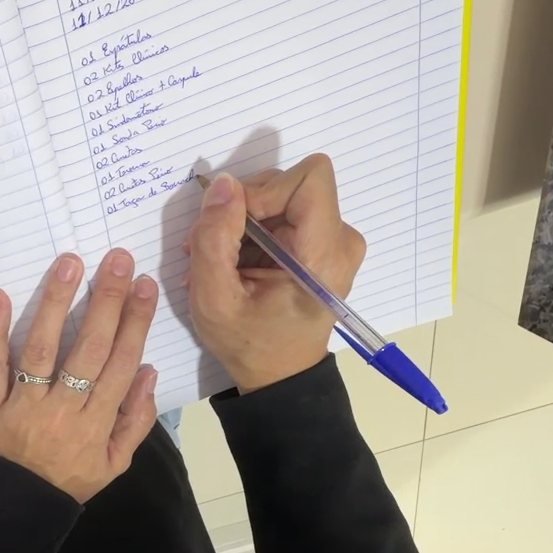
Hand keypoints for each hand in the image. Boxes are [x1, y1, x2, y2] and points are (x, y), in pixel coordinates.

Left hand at [0, 249, 159, 502]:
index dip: (136, 323)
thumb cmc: (66, 481)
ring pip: (42, 350)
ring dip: (57, 304)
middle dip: (107, 302)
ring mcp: (24, 405)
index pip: (121, 364)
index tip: (145, 285)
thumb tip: (150, 373)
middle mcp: (63, 410)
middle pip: (89, 350)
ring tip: (70, 264)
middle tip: (118, 259)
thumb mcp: (114, 465)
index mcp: (96, 424)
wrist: (11, 510)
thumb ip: (136, 422)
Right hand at [185, 154, 367, 392]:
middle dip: (244, 208)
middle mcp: (341, 240)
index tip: (233, 225)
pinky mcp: (324, 244)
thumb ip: (214, 239)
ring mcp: (335, 241)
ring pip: (285, 197)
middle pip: (292, 185)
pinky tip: (237, 263)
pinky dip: (254, 231)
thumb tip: (223, 184)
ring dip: (244, 222)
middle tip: (211, 246)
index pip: (309, 178)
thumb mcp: (214, 299)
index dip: (264, 190)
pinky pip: (286, 213)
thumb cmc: (247, 344)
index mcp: (323, 255)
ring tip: (221, 260)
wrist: (278, 374)